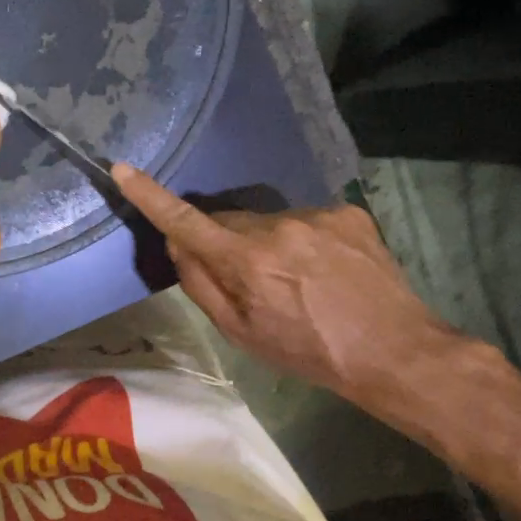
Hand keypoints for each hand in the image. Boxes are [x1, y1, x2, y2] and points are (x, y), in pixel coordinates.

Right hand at [111, 164, 458, 398]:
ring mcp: (316, 216)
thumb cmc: (306, 351)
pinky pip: (302, 220)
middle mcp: (277, 227)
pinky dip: (299, 239)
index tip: (123, 169)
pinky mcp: (347, 214)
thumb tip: (176, 244)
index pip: (184, 220)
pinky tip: (322, 269)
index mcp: (245, 260)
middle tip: (245, 281)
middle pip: (226, 222)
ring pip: (265, 222)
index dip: (150, 195)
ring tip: (294, 280)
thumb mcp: (238, 331)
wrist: (396, 351)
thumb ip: (200, 284)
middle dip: (222, 242)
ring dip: (264, 242)